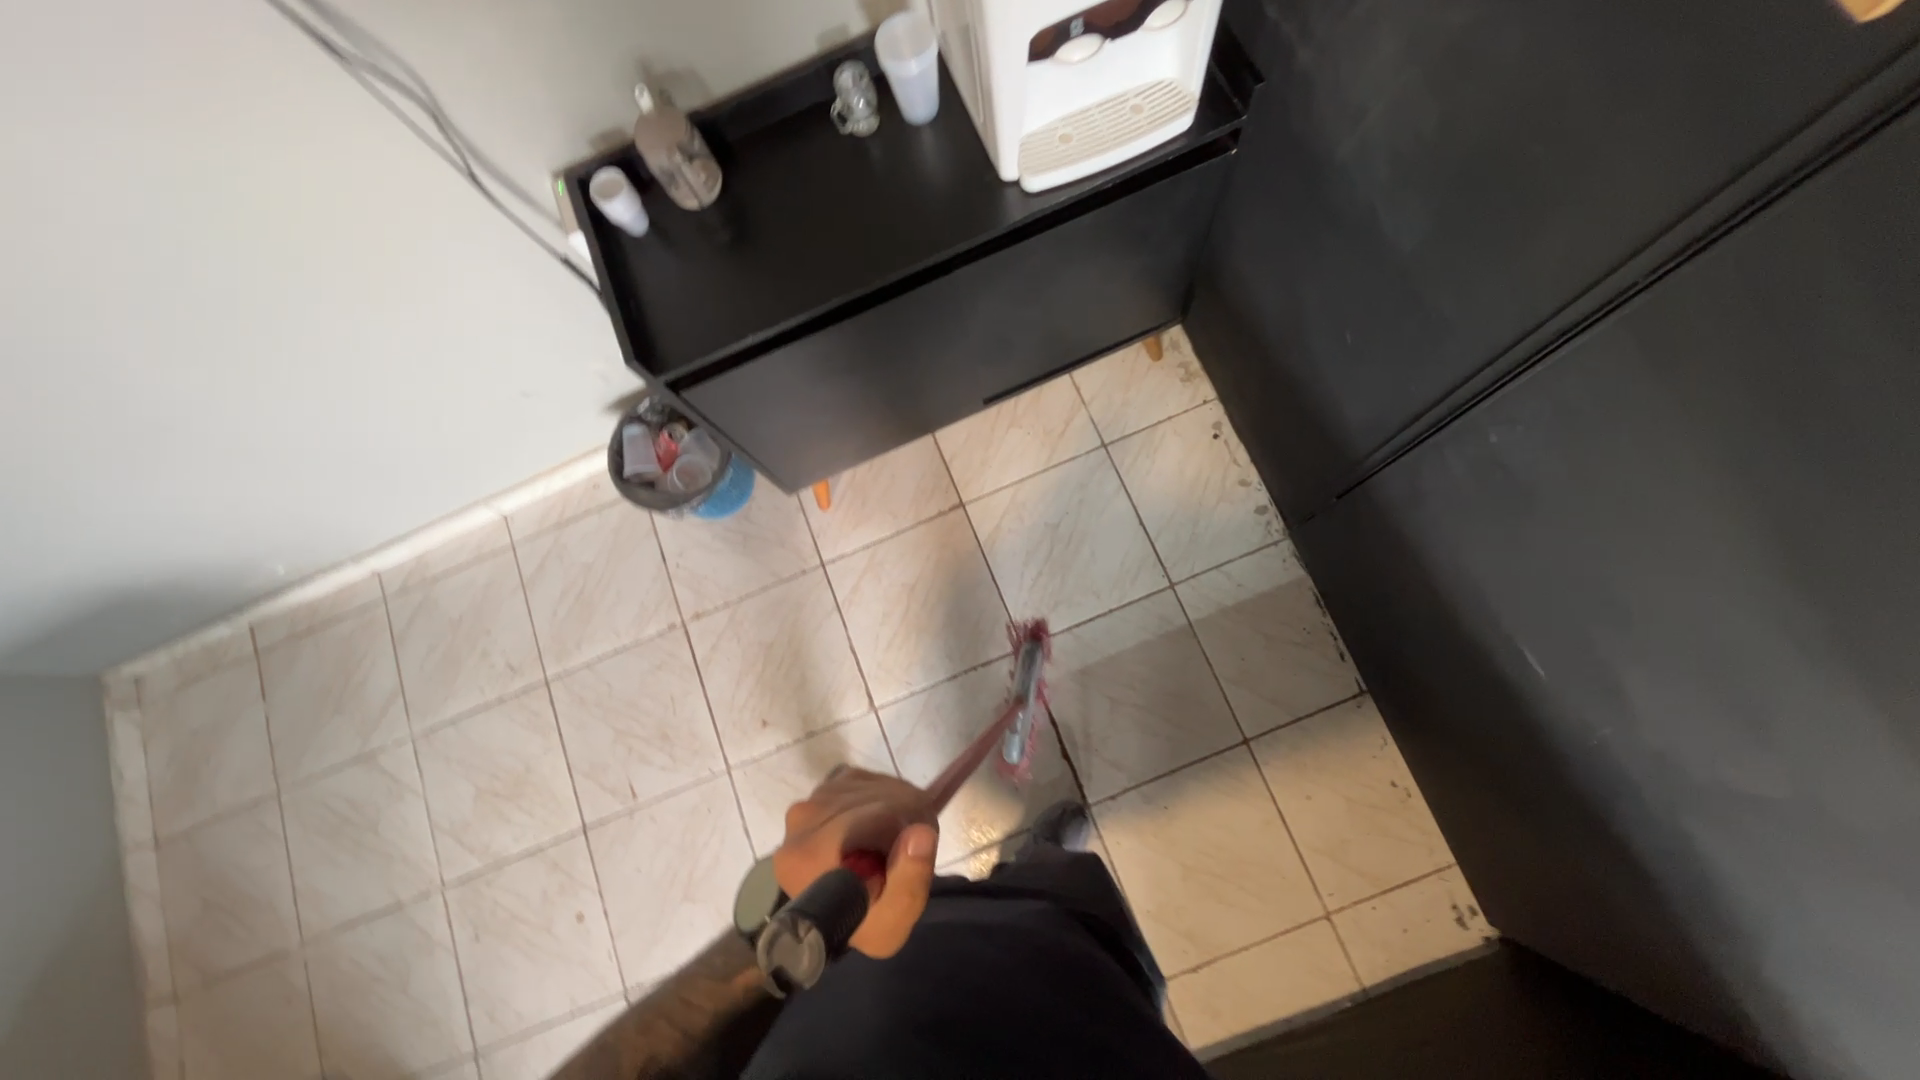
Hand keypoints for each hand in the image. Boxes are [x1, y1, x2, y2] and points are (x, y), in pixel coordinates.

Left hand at [771, 766, 939, 958]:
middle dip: (904, 815)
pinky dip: (881, 796)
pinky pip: (863, 780)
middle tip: (915, 845)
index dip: (906, 825)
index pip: (874, 816)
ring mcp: (808, 802)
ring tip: (898, 838)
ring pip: (870, 787)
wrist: (838, 916)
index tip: (917, 845)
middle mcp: (800, 821)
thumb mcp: (893, 923)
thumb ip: (909, 882)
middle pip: (872, 798)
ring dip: (895, 805)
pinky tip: (883, 823)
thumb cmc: (865, 922)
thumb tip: (920, 832)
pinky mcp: (818, 791)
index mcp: (809, 856)